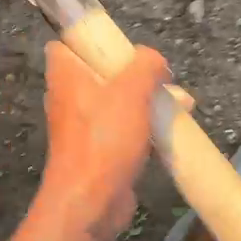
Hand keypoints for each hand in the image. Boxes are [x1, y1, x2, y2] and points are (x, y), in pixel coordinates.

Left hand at [40, 43, 169, 237]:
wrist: (90, 199)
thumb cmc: (104, 138)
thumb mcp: (130, 91)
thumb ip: (145, 66)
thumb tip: (153, 59)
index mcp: (64, 74)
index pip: (64, 45)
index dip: (88, 40)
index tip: (119, 46)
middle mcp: (67, 96)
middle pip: (97, 73)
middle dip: (130, 73)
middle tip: (160, 78)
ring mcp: (80, 124)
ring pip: (113, 102)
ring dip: (142, 101)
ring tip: (177, 102)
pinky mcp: (95, 149)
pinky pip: (119, 129)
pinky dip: (142, 128)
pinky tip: (170, 131)